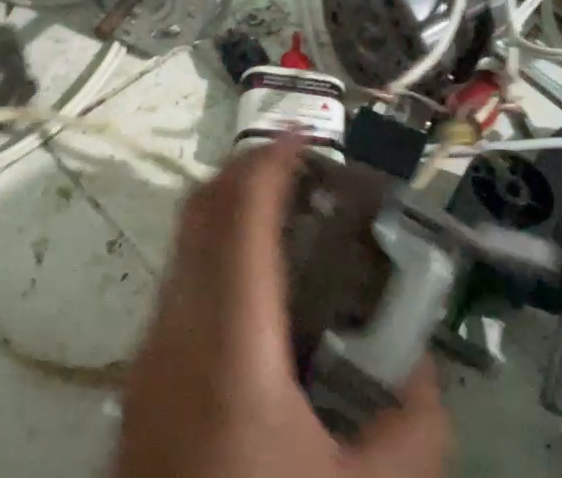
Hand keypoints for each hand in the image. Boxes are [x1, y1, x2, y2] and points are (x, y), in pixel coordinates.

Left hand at [111, 139, 449, 477]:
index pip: (242, 215)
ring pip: (183, 247)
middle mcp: (176, 332)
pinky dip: (215, 261)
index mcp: (232, 345)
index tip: (307, 136)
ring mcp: (147, 355)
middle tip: (308, 176)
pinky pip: (178, 288)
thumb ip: (414, 426)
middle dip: (249, 175)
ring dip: (230, 216)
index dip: (272, 161)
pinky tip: (262, 304)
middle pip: (201, 212)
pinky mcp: (139, 381)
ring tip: (292, 230)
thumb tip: (422, 372)